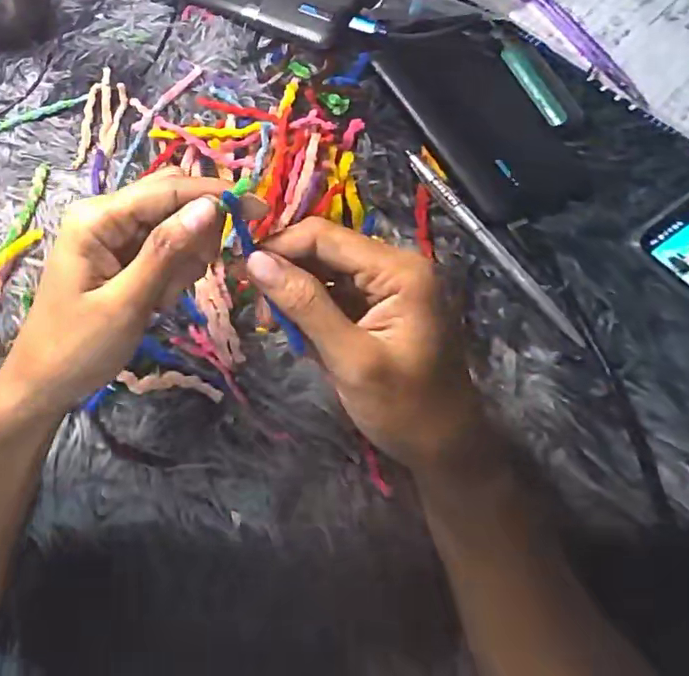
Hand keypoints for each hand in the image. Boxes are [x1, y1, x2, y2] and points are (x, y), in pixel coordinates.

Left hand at [0, 172, 263, 417]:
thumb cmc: (77, 347)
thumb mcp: (126, 302)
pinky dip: (172, 271)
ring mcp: (111, 233)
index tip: (258, 208)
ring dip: (183, 260)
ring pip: (172, 225)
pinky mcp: (120, 253)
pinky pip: (163, 247)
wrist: (42, 384)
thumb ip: (166, 251)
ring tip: (161, 299)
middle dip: (195, 234)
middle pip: (171, 200)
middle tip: (197, 275)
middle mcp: (104, 214)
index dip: (213, 195)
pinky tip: (157, 300)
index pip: (166, 189)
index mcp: (96, 217)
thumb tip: (208, 207)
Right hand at [246, 218, 492, 474]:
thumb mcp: (351, 360)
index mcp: (398, 270)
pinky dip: (308, 306)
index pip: (324, 235)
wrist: (449, 452)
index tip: (240, 271)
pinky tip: (297, 332)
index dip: (278, 247)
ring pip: (322, 268)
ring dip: (293, 290)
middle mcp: (394, 264)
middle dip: (284, 271)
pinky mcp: (377, 303)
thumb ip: (305, 305)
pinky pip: (332, 289)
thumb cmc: (406, 410)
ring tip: (272, 323)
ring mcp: (387, 283)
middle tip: (255, 305)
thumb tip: (255, 261)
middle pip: (322, 248)